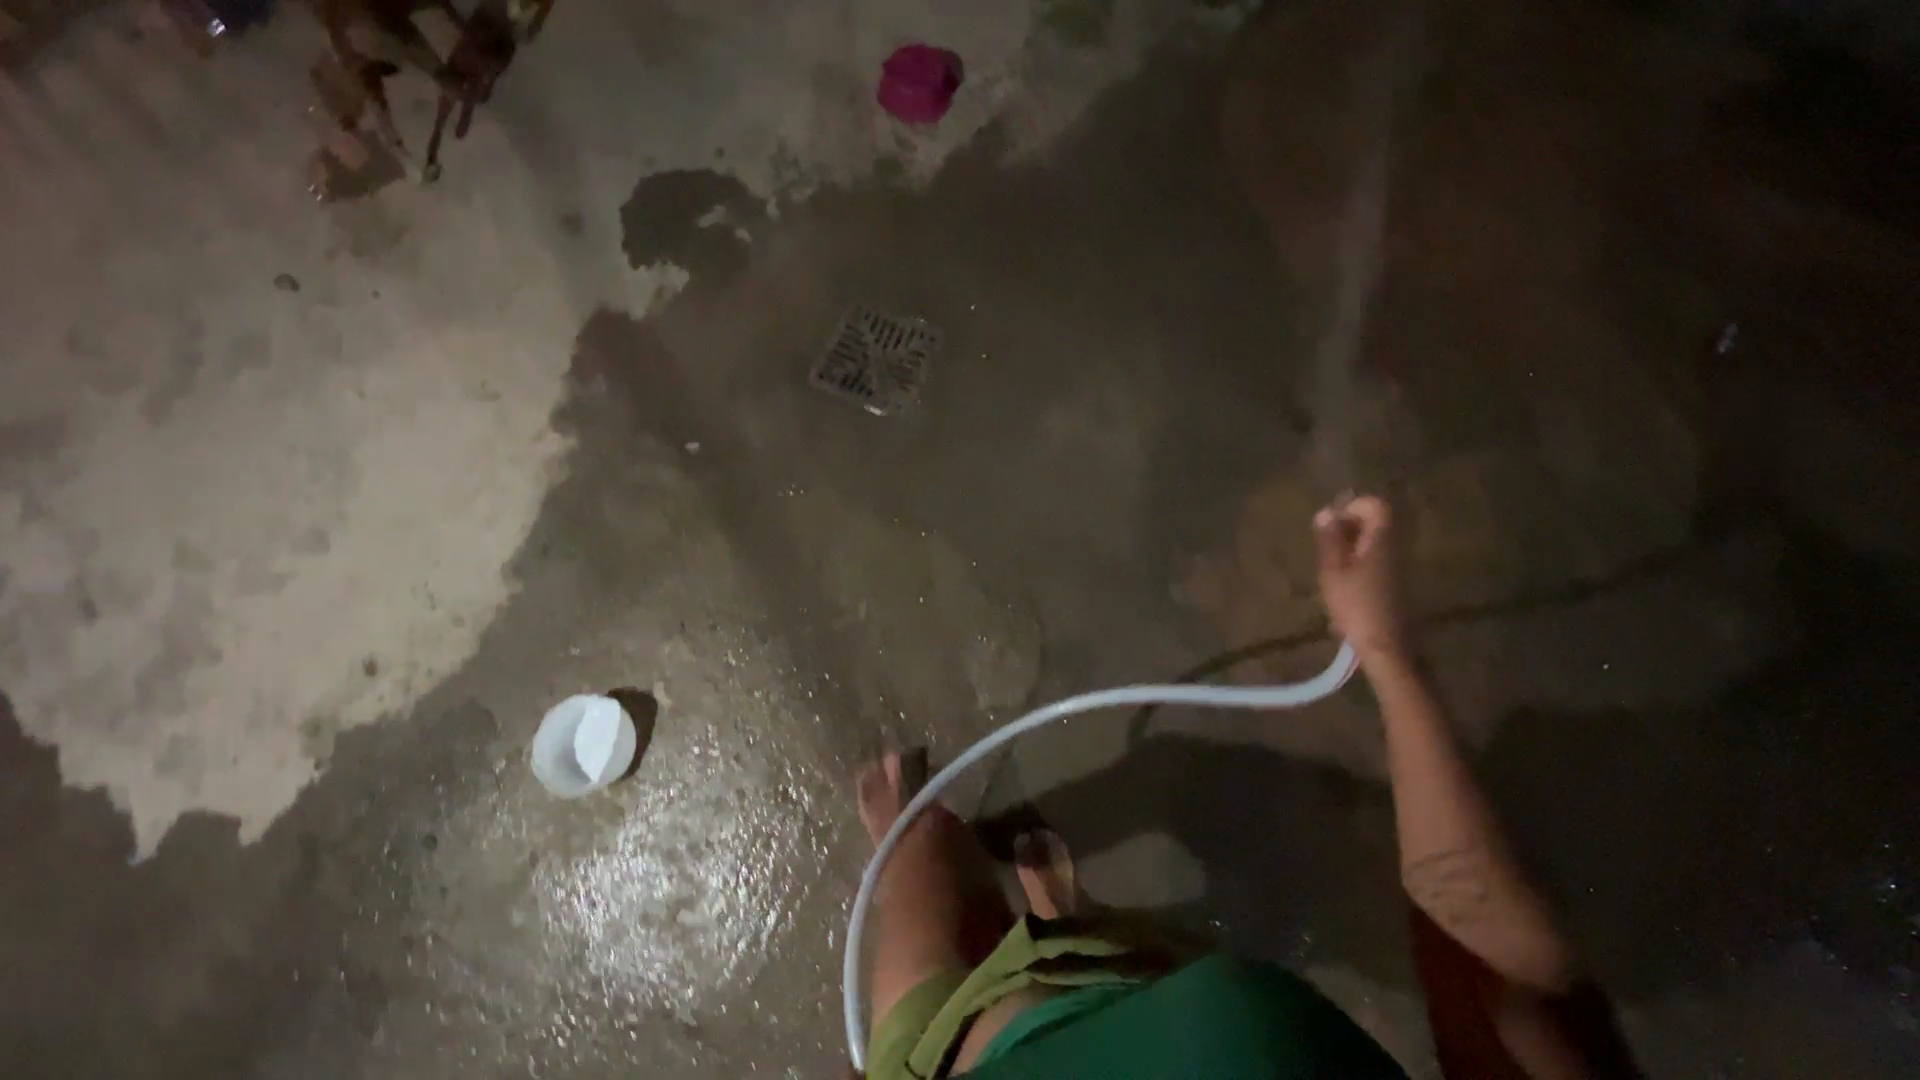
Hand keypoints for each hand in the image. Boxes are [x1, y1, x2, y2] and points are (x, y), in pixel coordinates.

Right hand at [1314, 495, 1406, 661]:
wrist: (1383, 644)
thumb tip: (1326, 512)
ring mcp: (1397, 565)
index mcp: (1381, 540)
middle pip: (1376, 521)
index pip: (1375, 506)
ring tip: (1328, 563)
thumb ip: (1330, 539)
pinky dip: (1357, 560)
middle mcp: (1394, 547)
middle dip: (1349, 525)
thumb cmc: (1355, 604)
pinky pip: (1375, 557)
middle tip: (1324, 542)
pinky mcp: (1394, 582)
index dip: (1352, 506)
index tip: (1329, 522)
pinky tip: (1341, 580)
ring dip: (1351, 544)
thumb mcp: (1333, 570)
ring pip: (1375, 541)